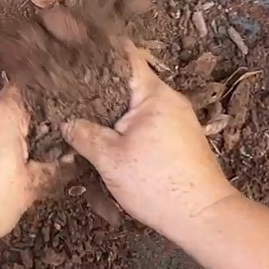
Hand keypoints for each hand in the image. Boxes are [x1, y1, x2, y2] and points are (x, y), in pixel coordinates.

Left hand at [0, 85, 51, 250]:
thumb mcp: (31, 187)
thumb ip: (56, 169)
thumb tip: (73, 161)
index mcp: (2, 113)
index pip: (29, 93)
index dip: (45, 107)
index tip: (56, 126)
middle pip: (10, 111)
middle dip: (25, 131)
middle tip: (41, 158)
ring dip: (4, 143)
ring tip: (15, 173)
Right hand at [62, 43, 242, 239]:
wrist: (204, 219)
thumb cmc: (158, 185)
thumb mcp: (109, 158)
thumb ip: (82, 134)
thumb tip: (64, 122)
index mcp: (154, 95)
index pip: (126, 56)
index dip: (99, 51)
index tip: (75, 49)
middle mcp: (169, 101)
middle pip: (127, 83)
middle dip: (99, 89)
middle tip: (69, 93)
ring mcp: (177, 120)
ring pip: (135, 107)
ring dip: (112, 114)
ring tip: (83, 120)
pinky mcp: (178, 139)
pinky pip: (146, 124)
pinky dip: (126, 130)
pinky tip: (107, 142)